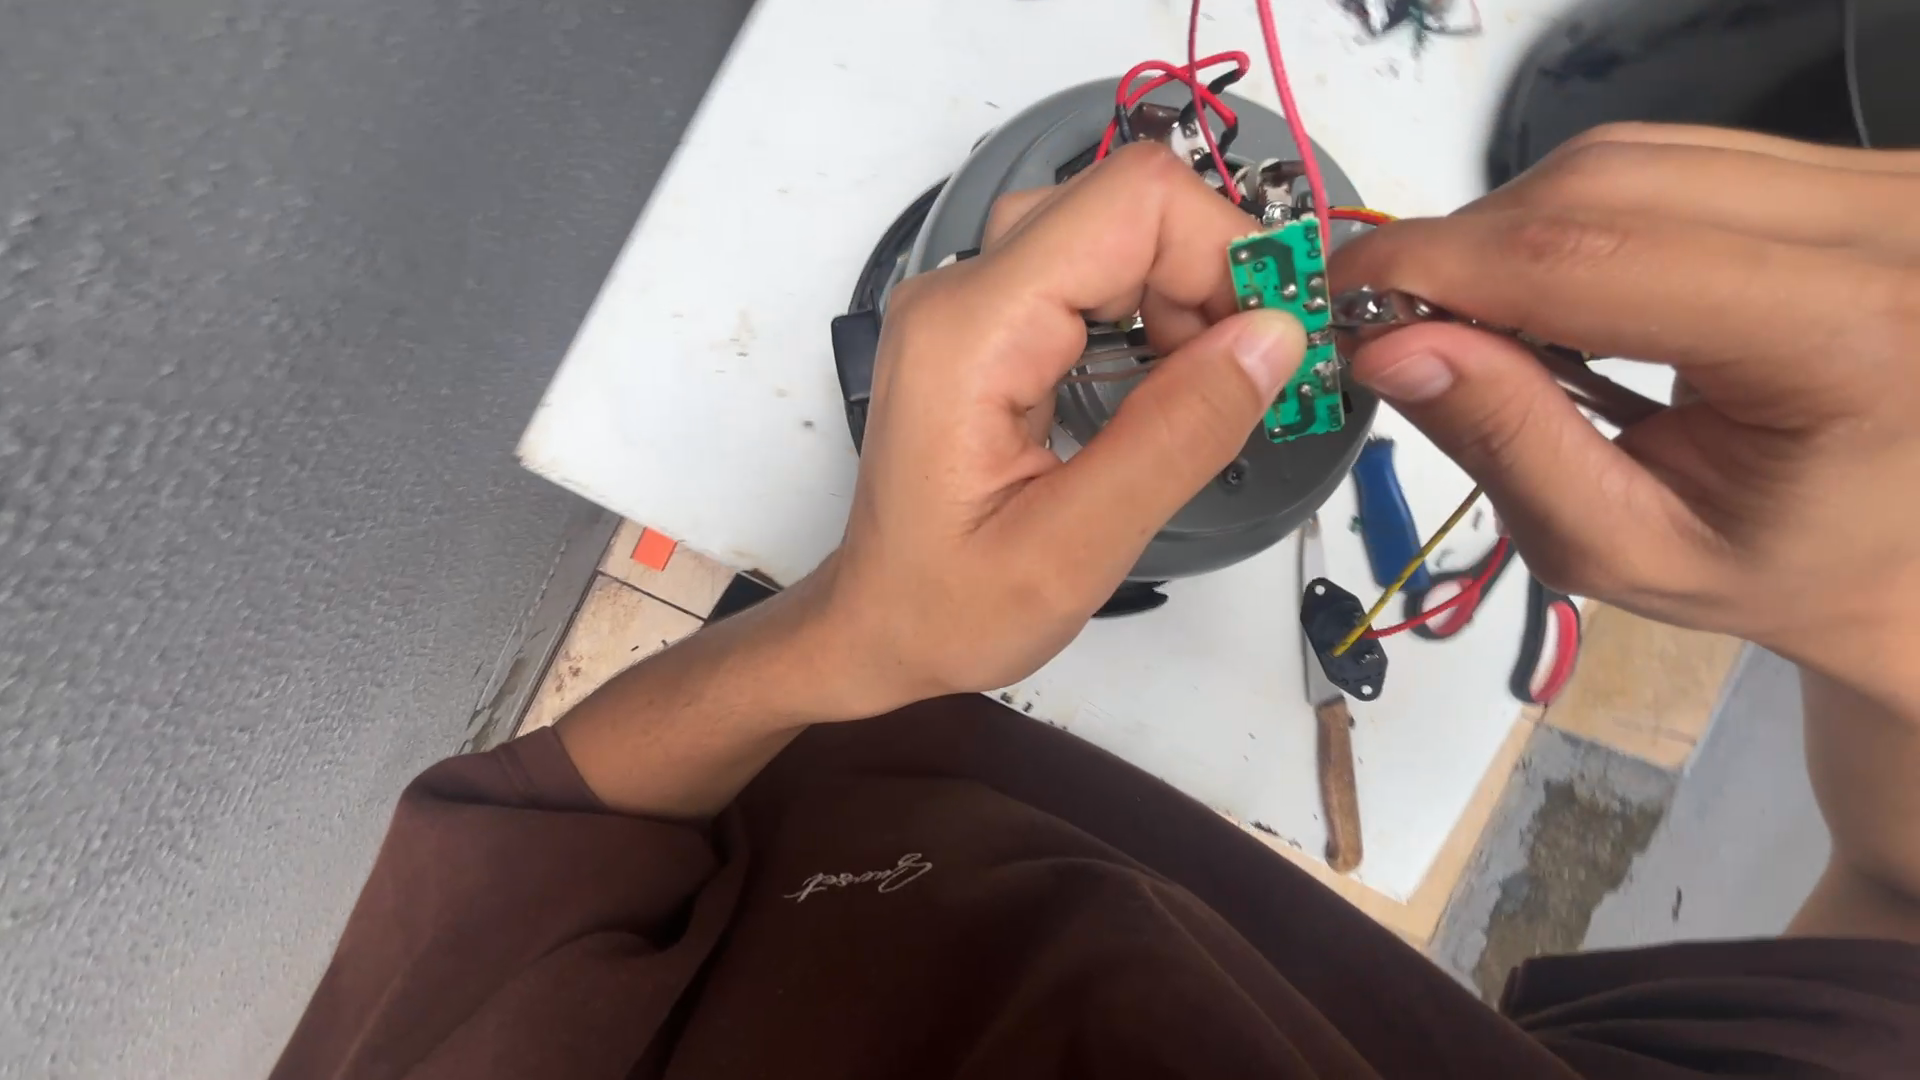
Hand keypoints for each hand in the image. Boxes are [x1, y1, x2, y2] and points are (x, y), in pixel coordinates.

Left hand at [795, 144, 1306, 717]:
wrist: (878, 623)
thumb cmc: (951, 608)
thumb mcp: (1073, 550)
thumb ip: (1177, 438)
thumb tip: (1275, 337)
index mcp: (970, 334)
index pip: (1129, 204)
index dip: (1224, 250)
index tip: (1274, 340)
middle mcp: (957, 295)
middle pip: (1119, 208)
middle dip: (1204, 278)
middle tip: (1240, 380)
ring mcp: (961, 308)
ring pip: (1104, 237)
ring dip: (1175, 298)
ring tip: (1196, 392)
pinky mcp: (976, 332)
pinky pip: (1078, 279)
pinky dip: (1139, 316)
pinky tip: (1154, 386)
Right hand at [1331, 124, 1919, 709]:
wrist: (1902, 540)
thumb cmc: (1762, 568)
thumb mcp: (1608, 544)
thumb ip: (1500, 441)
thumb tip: (1383, 348)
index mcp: (1850, 338)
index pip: (1586, 258)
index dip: (1432, 265)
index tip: (1332, 297)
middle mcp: (1889, 223)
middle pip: (1596, 186)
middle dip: (1452, 251)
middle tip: (1385, 326)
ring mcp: (1874, 182)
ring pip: (1614, 161)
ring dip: (1495, 237)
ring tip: (1462, 322)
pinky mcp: (1838, 173)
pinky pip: (1648, 166)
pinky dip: (1548, 224)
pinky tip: (1531, 294)